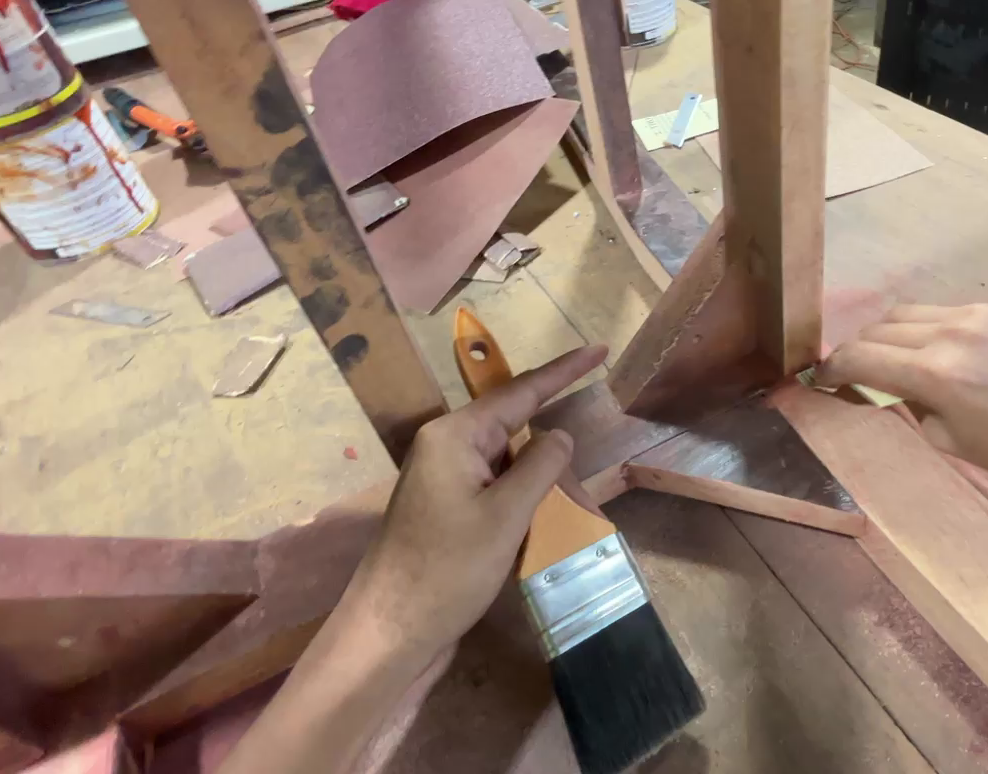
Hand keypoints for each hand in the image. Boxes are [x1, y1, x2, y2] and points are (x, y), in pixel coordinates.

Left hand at [336, 345, 606, 658]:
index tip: (599, 349)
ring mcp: (446, 480)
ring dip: (538, 493)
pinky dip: (521, 511)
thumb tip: (560, 435)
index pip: (520, 391)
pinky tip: (533, 541)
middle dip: (552, 460)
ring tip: (558, 530)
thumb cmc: (446, 571)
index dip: (564, 370)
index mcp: (455, 436)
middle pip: (517, 432)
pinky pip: (497, 493)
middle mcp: (448, 448)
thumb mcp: (505, 516)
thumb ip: (540, 466)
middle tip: (579, 498)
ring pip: (510, 467)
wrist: (389, 638)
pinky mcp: (448, 511)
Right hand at [816, 304, 987, 490]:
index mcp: (935, 374)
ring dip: (882, 336)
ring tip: (887, 361)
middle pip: (874, 331)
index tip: (821, 380)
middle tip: (851, 376)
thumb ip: (910, 405)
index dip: (831, 368)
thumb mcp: (951, 442)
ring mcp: (969, 316)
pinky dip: (915, 329)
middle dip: (854, 353)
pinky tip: (927, 352)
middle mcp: (947, 334)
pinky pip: (932, 313)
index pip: (859, 356)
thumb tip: (886, 386)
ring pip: (900, 315)